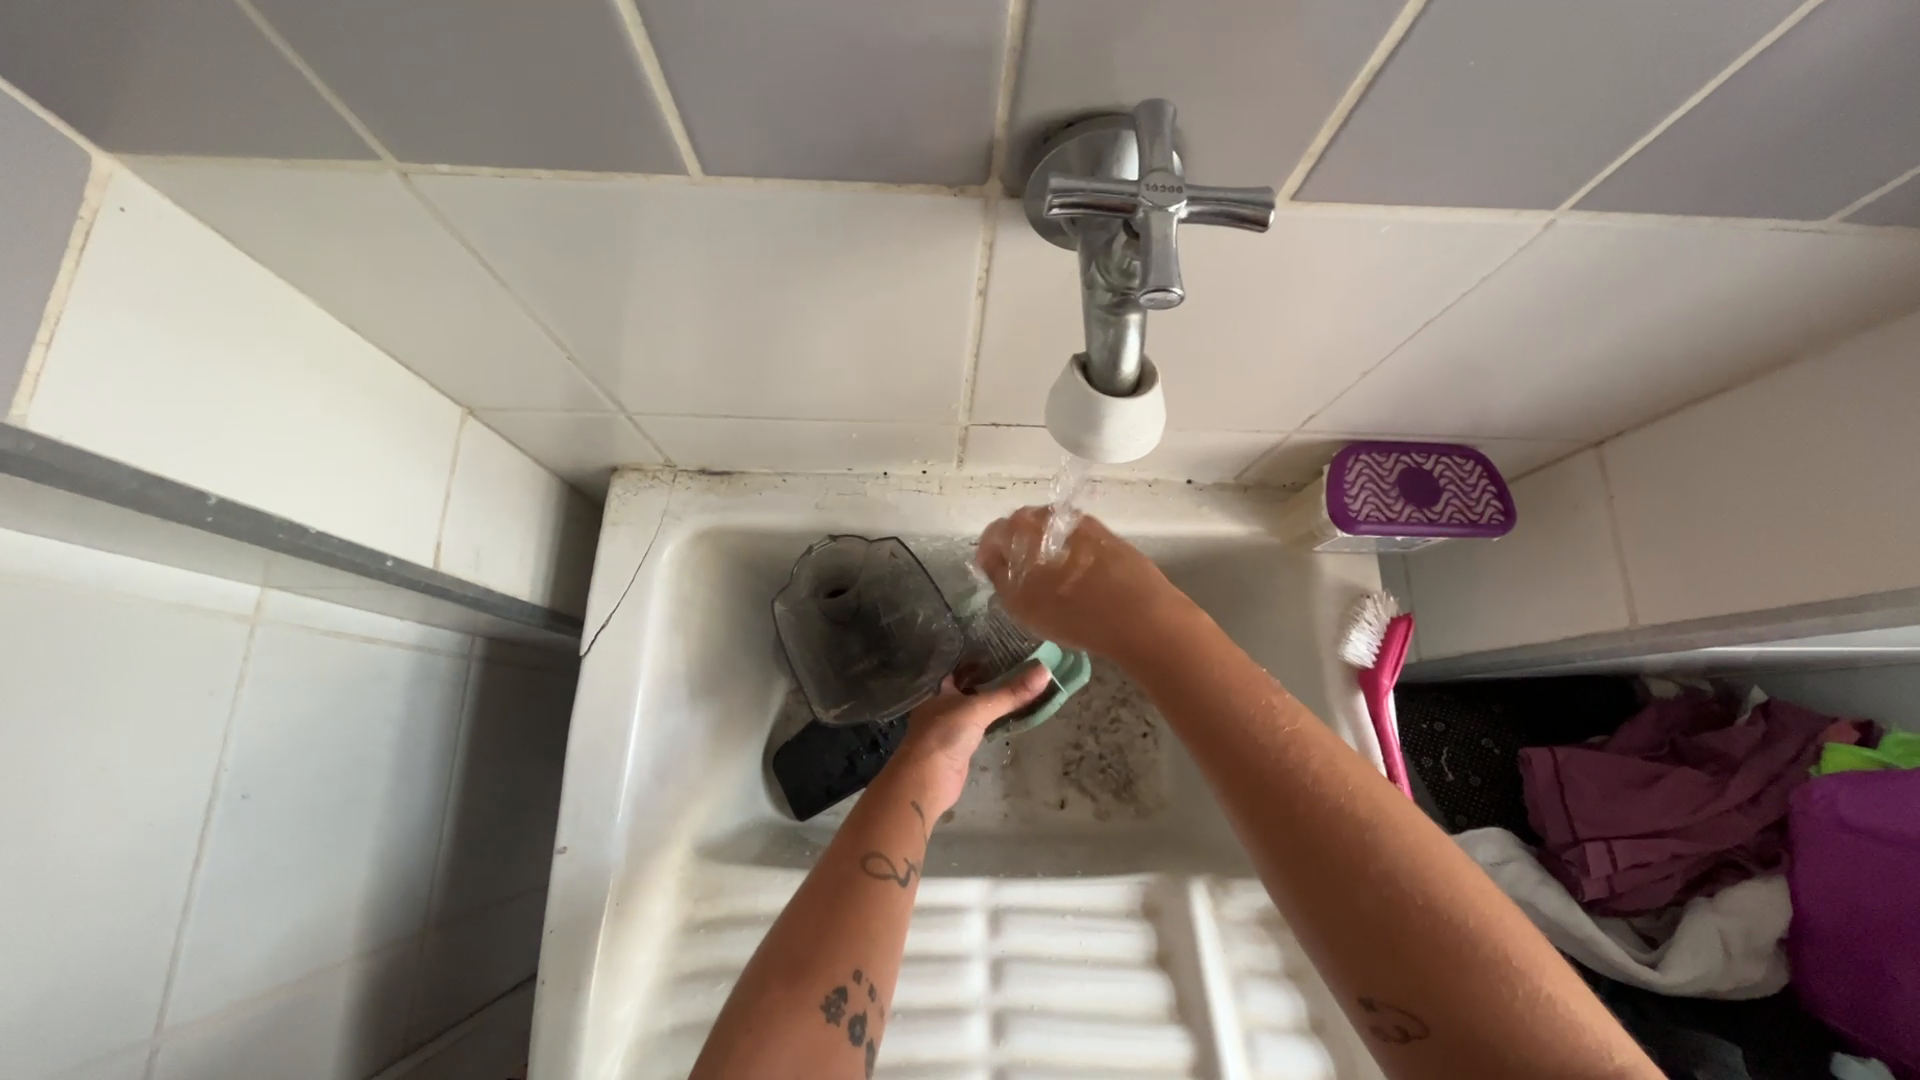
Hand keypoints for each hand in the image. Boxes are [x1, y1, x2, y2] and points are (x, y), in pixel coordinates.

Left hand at [885, 665, 1050, 815]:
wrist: (927, 780)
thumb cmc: (944, 734)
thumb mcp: (978, 708)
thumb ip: (1010, 693)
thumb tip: (1045, 671)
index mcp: (938, 686)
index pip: (960, 662)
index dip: (979, 654)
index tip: (1004, 643)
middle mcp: (942, 700)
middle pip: (969, 682)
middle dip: (990, 675)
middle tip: (1021, 660)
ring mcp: (951, 722)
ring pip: (976, 703)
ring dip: (994, 696)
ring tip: (1022, 679)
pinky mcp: (961, 742)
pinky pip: (982, 722)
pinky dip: (995, 716)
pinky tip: (1012, 709)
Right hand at [975, 507, 1187, 660]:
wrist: (1141, 616)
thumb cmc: (1072, 613)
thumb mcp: (1021, 604)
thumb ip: (998, 576)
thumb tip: (990, 559)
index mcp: (1025, 528)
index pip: (995, 532)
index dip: (989, 553)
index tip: (990, 573)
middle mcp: (1055, 516)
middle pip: (1025, 526)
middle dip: (1016, 547)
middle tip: (1017, 578)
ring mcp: (1086, 525)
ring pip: (1054, 533)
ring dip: (1045, 551)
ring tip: (1048, 582)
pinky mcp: (1111, 538)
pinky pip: (1079, 543)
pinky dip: (1071, 557)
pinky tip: (1076, 582)